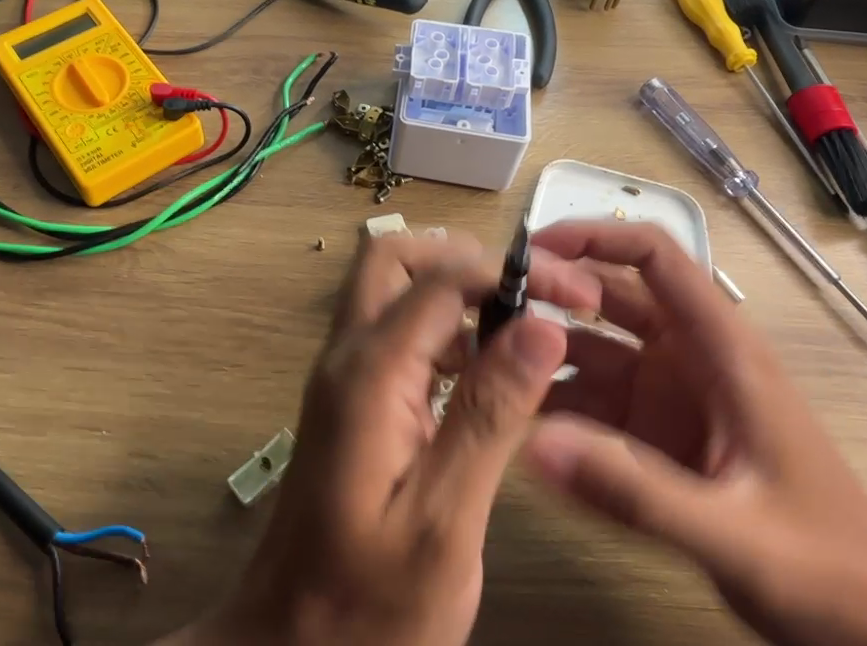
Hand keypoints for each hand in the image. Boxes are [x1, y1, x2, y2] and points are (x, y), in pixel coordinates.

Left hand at [166, 231, 568, 645]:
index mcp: (367, 375)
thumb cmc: (371, 601)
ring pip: (392, 294)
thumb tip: (541, 326)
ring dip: (455, 293)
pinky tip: (490, 374)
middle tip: (534, 295)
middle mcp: (345, 358)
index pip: (439, 281)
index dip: (509, 273)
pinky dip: (443, 333)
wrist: (291, 644)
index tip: (575, 295)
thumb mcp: (444, 518)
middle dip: (464, 260)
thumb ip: (489, 416)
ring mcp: (342, 380)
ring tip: (526, 329)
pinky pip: (395, 339)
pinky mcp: (351, 405)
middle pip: (392, 261)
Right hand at [521, 221, 866, 645]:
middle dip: (551, 296)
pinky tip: (515, 424)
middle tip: (485, 314)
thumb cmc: (828, 570)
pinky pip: (597, 406)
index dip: (595, 237)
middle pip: (612, 299)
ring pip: (595, 353)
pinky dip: (557, 407)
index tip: (532, 252)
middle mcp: (692, 362)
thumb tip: (533, 443)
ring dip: (546, 354)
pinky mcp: (660, 440)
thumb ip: (636, 492)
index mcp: (724, 354)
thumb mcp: (734, 535)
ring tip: (484, 368)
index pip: (658, 259)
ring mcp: (674, 401)